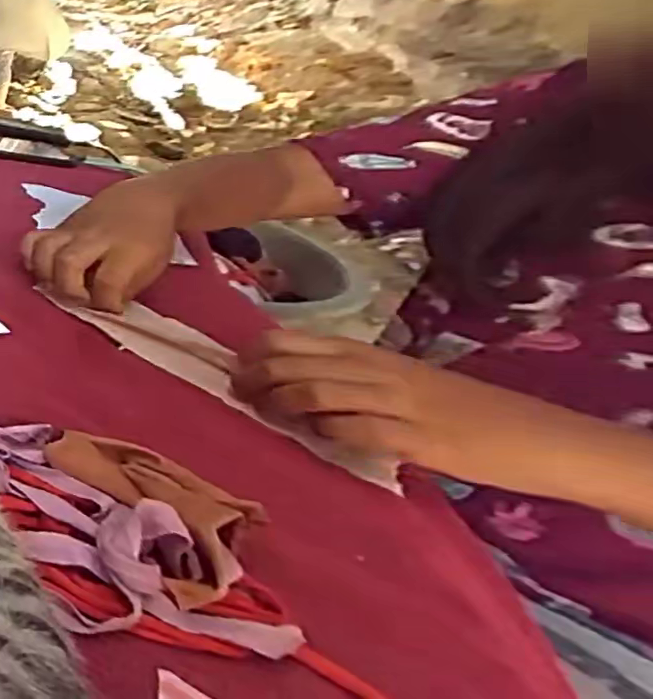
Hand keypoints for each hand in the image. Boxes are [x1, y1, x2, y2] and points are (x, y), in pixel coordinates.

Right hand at [23, 177, 182, 310]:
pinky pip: (33, 239)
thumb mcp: (152, 266)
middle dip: (68, 289)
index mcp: (128, 251)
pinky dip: (29, 256)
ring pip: (45, 250)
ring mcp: (72, 230)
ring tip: (55, 287)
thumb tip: (99, 305)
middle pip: (68, 263)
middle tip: (78, 300)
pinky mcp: (57, 227)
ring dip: (45, 275)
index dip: (106, 303)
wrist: (142, 200)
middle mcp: (96, 238)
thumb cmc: (150, 239)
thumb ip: (124, 288)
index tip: (110, 308)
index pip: (108, 282)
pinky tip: (39, 269)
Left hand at [231, 330, 613, 495]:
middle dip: (252, 380)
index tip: (237, 371)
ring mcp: (393, 402)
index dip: (250, 355)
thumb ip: (338, 371)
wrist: (543, 437)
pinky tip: (318, 437)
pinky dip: (322, 432)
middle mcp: (371, 370)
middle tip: (240, 395)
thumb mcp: (388, 374)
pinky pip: (350, 429)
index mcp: (360, 351)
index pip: (283, 340)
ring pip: (310, 392)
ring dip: (278, 405)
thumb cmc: (455, 405)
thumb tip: (273, 377)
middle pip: (286, 365)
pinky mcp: (416, 438)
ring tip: (268, 416)